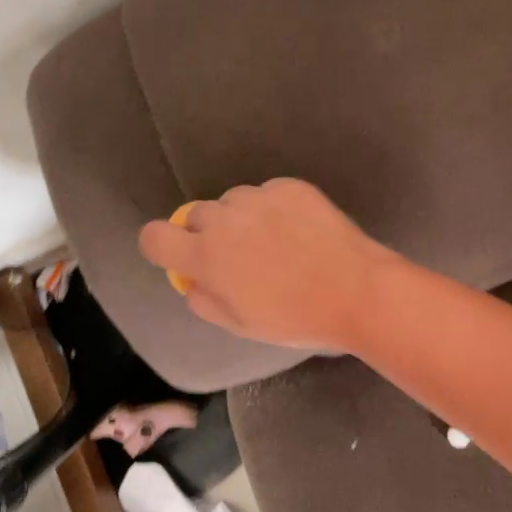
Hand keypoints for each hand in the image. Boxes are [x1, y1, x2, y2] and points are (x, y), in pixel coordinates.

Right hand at [137, 178, 399, 351]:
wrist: (356, 290)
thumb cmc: (296, 317)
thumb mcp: (240, 325)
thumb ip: (204, 300)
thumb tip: (193, 281)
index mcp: (206, 256)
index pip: (154, 237)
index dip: (162, 246)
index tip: (181, 257)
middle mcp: (225, 219)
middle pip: (195, 215)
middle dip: (207, 234)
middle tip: (239, 258)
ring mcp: (259, 197)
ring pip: (233, 202)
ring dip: (241, 218)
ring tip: (275, 243)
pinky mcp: (290, 186)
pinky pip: (267, 193)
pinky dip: (274, 208)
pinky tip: (299, 230)